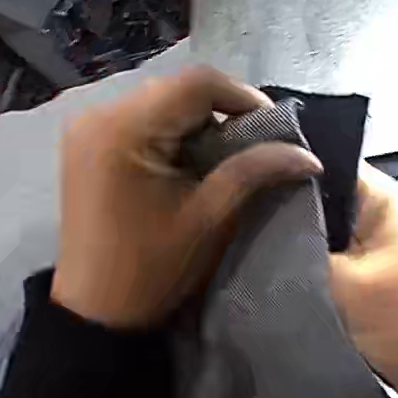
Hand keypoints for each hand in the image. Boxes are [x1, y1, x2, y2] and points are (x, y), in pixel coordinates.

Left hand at [53, 67, 322, 328]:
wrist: (95, 313)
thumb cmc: (152, 270)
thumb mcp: (211, 218)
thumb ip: (257, 172)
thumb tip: (310, 155)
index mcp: (124, 129)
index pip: (197, 83)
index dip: (243, 97)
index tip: (273, 129)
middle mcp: (99, 115)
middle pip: (178, 89)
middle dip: (222, 112)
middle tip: (253, 146)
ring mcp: (88, 128)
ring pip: (163, 101)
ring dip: (199, 123)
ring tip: (222, 158)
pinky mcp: (88, 142)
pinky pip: (144, 118)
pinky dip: (174, 132)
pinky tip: (188, 163)